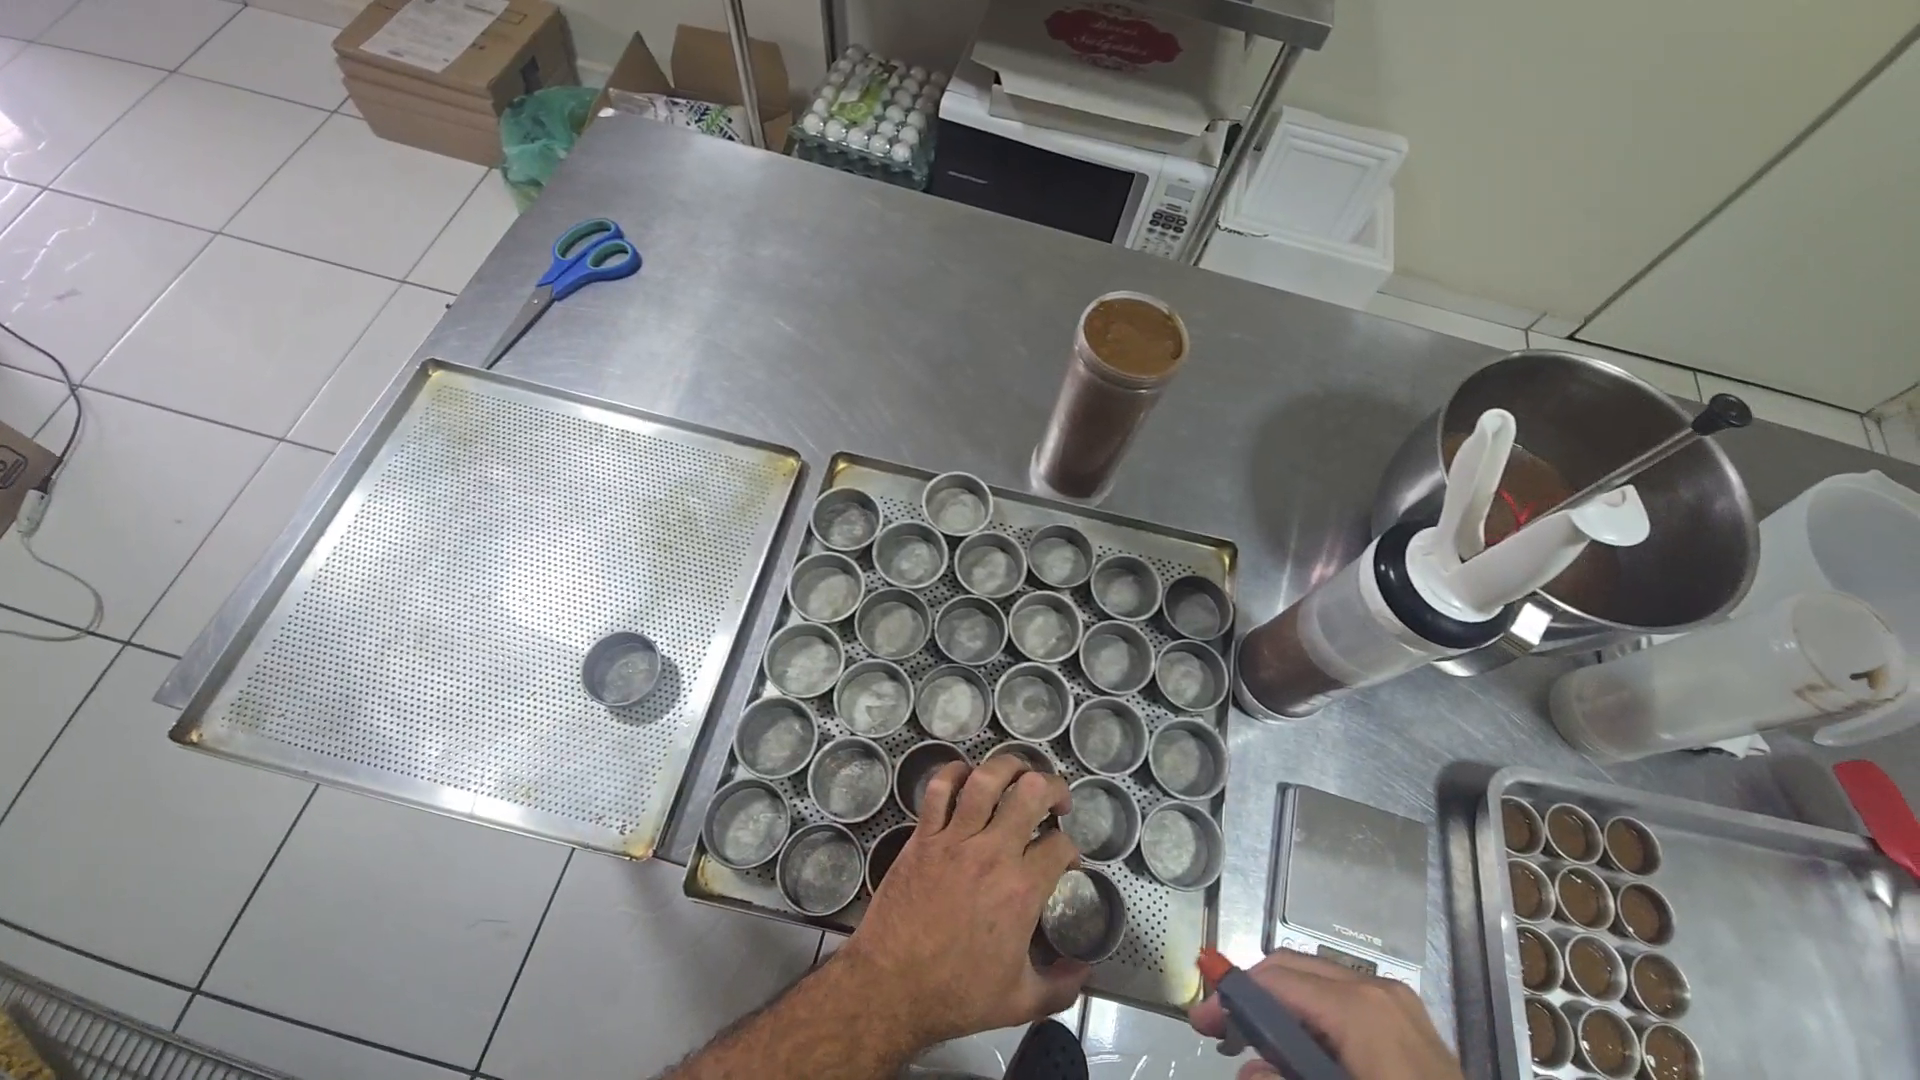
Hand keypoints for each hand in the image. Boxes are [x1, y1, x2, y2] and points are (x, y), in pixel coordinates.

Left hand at [838, 755, 1090, 1045]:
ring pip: (987, 778)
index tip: (1066, 859)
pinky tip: (966, 777)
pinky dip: (954, 772)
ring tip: (1019, 775)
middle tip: (1055, 803)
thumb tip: (1084, 970)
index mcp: (1022, 889)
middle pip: (1032, 792)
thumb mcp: (1021, 1002)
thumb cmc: (957, 995)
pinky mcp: (922, 837)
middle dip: (1053, 788)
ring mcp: (954, 840)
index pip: (1060, 844)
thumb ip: (1061, 987)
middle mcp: (992, 853)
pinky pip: (938, 788)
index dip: (1071, 847)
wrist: (891, 988)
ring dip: (1010, 767)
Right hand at [1189, 949, 1463, 1079]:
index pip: (1275, 980)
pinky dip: (1313, 1015)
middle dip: (1251, 996)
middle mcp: (1377, 990)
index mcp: (1359, 1008)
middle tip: (1219, 1030)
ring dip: (1280, 1006)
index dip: (1231, 997)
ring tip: (1258, 1045)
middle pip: (1292, 970)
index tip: (1201, 1021)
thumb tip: (1250, 1071)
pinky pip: (1344, 1000)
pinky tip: (1303, 1051)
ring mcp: (1397, 1002)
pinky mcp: (1409, 1020)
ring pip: (1317, 982)